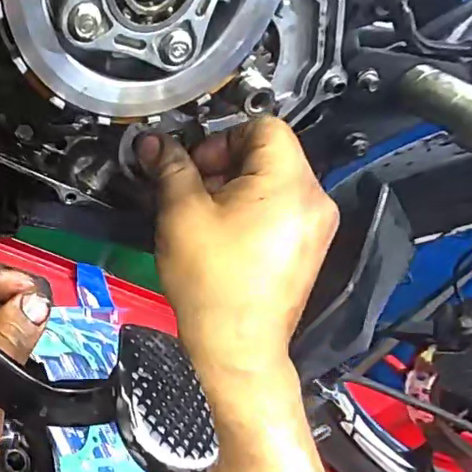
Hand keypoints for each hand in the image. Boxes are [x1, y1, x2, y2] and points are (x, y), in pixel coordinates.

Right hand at [138, 118, 337, 379]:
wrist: (237, 347)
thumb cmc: (214, 288)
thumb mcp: (182, 214)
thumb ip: (171, 168)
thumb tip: (157, 144)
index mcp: (289, 183)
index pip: (263, 125)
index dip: (222, 137)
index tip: (196, 161)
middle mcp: (313, 201)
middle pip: (269, 153)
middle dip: (224, 163)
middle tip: (193, 188)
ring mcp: (314, 227)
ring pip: (272, 182)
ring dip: (235, 187)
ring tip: (205, 216)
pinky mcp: (306, 248)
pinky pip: (279, 209)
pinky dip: (250, 211)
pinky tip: (221, 235)